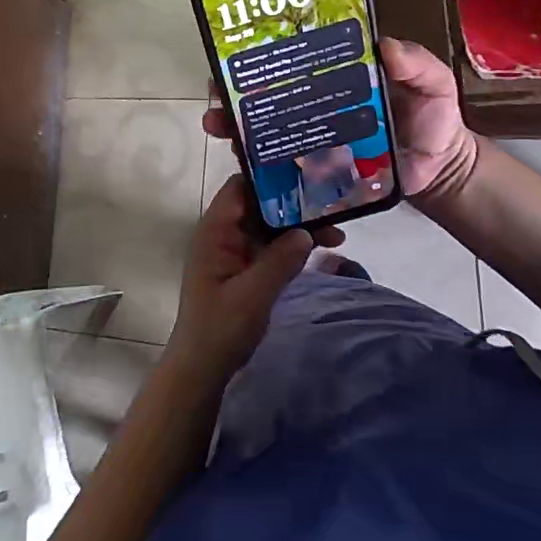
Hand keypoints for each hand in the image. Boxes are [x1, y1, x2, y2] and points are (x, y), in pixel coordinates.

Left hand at [168, 175, 319, 377]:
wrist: (203, 367)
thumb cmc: (220, 328)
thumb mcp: (253, 294)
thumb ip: (280, 260)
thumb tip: (307, 231)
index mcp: (215, 232)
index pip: (240, 188)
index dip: (269, 176)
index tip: (305, 173)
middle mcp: (223, 235)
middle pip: (259, 205)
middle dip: (294, 204)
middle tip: (334, 206)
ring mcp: (234, 252)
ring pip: (269, 227)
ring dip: (298, 227)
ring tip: (337, 233)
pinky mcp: (244, 269)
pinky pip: (270, 247)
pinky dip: (292, 246)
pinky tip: (322, 249)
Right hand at [200, 37, 481, 205]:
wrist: (439, 174)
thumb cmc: (433, 122)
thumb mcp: (432, 85)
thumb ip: (416, 65)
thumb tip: (386, 46)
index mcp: (336, 77)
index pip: (295, 60)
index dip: (264, 54)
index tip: (237, 51)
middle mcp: (316, 104)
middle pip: (267, 95)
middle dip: (234, 91)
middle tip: (217, 93)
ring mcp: (312, 139)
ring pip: (265, 129)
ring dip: (235, 125)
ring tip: (218, 125)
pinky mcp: (314, 171)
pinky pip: (281, 167)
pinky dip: (258, 164)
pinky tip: (241, 161)